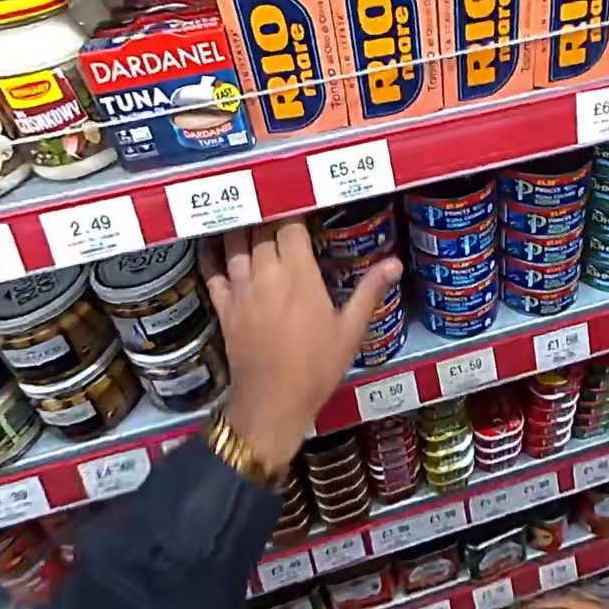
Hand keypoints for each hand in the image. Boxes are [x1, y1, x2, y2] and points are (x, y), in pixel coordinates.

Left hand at [202, 218, 401, 468]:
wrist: (273, 404)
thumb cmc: (317, 367)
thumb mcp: (350, 330)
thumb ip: (370, 291)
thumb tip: (395, 262)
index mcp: (298, 274)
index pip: (290, 227)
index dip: (294, 213)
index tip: (300, 204)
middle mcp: (266, 274)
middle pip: (261, 230)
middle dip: (270, 217)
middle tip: (278, 210)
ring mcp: (240, 289)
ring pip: (235, 245)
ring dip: (242, 229)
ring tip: (250, 218)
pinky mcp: (224, 306)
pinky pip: (212, 272)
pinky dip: (213, 256)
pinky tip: (216, 246)